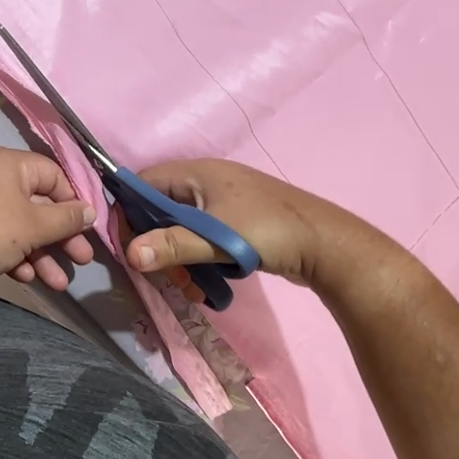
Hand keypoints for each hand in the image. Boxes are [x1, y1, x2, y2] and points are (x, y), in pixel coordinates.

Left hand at [0, 147, 97, 291]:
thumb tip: (90, 211)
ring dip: (41, 254)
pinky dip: (14, 254)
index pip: (53, 175)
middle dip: (61, 237)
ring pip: (18, 225)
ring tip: (57, 284)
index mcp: (7, 163)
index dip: (73, 202)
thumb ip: (67, 218)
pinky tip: (25, 278)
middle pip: (37, 203)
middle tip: (82, 260)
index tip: (87, 229)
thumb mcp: (34, 226)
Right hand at [122, 159, 397, 289]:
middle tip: (165, 274)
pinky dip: (197, 259)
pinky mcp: (236, 221)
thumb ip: (171, 246)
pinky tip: (205, 285)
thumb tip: (129, 255)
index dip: (130, 212)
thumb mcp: (215, 239)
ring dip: (178, 258)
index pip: (143, 183)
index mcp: (198, 172)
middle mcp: (207, 181)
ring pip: (181, 228)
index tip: (131, 246)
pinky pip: (202, 237)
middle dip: (157, 244)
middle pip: (160, 209)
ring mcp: (224, 201)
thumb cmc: (268, 232)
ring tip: (190, 286)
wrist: (328, 246)